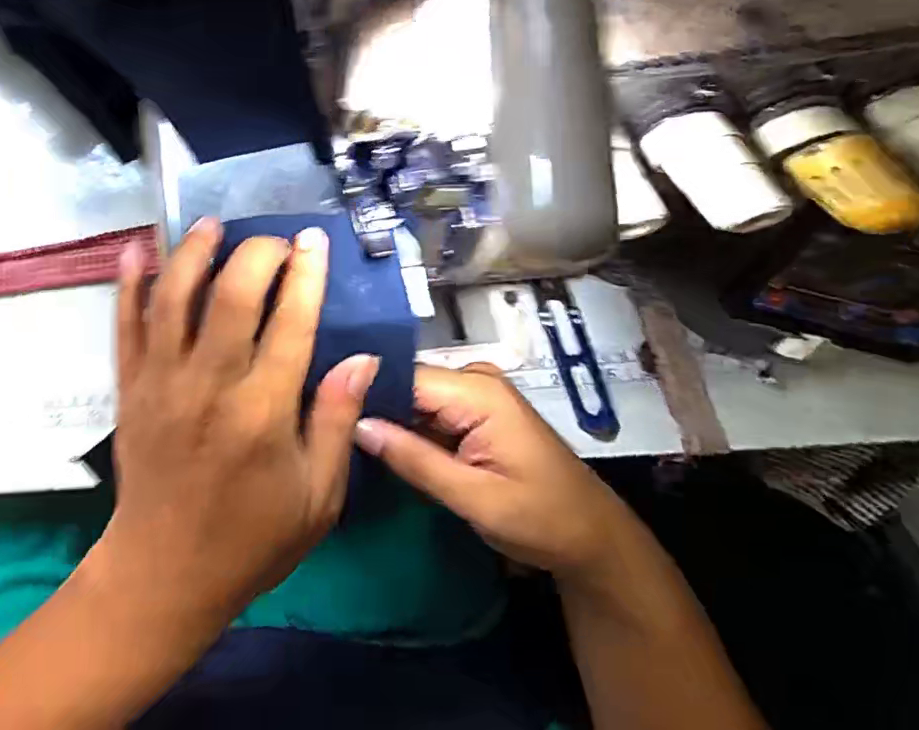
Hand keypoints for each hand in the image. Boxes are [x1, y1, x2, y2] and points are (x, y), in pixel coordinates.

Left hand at [91, 217, 378, 625]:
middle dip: (256, 254)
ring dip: (192, 253)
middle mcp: (210, 385)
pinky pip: (125, 325)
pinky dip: (129, 283)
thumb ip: (337, 422)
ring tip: (211, 225)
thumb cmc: (251, 537)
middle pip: (231, 296)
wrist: (164, 570)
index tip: (313, 242)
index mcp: (264, 412)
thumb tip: (360, 358)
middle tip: (274, 241)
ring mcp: (162, 382)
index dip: (305, 275)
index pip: (290, 323)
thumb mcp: (318, 497)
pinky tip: (138, 248)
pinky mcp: (129, 387)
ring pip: (173, 298)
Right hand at [354, 363, 633, 578]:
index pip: (404, 377)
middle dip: (371, 407)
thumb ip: (415, 460)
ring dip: (386, 419)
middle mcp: (473, 379)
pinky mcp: (471, 410)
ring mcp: (473, 393)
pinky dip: (405, 429)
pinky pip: (425, 410)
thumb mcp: (475, 499)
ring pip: (411, 397)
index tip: (325, 412)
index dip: (364, 393)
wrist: (593, 541)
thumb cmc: (543, 520)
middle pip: (405, 383)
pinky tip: (378, 444)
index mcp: (478, 391)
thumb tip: (355, 425)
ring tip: (345, 437)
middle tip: (331, 432)